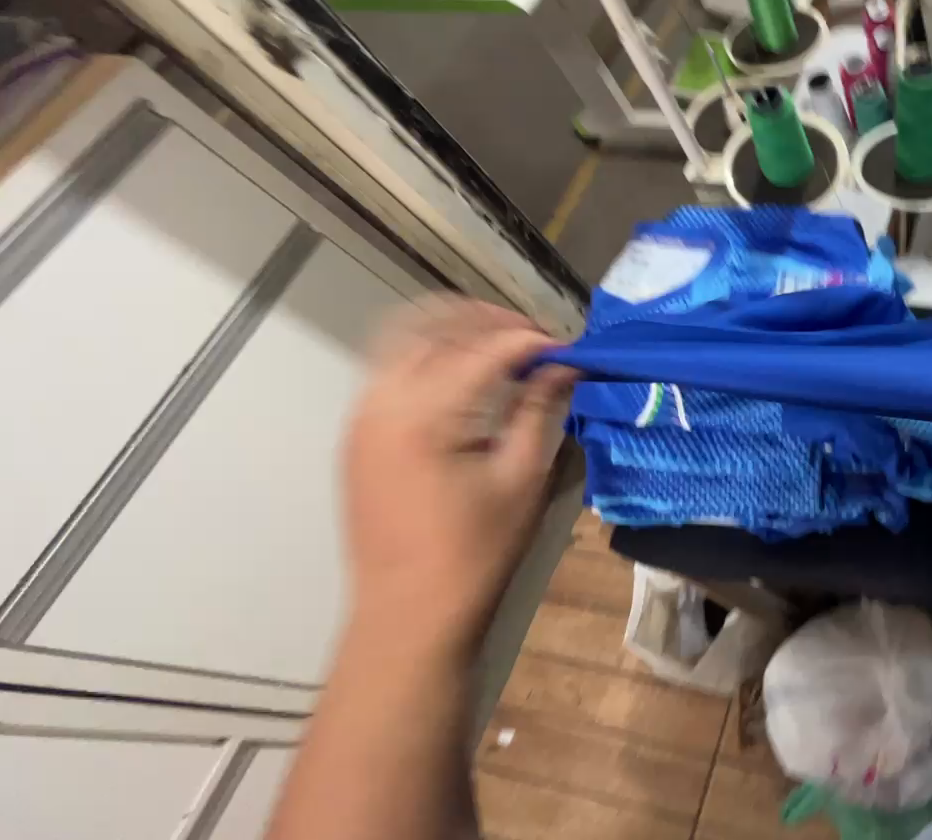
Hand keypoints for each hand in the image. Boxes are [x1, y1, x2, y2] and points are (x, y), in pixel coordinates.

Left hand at [341, 297, 576, 654]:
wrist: (408, 611)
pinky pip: (394, 366)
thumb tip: (567, 364)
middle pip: (439, 323)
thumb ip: (541, 407)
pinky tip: (470, 378)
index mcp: (427, 414)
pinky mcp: (359, 431)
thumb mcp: (523, 475)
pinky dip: (434, 355)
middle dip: (494, 321)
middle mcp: (384, 400)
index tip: (572, 349)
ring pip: (409, 336)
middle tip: (540, 343)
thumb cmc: (476, 549)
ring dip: (460, 331)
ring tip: (507, 352)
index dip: (537, 341)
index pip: (489, 347)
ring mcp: (363, 414)